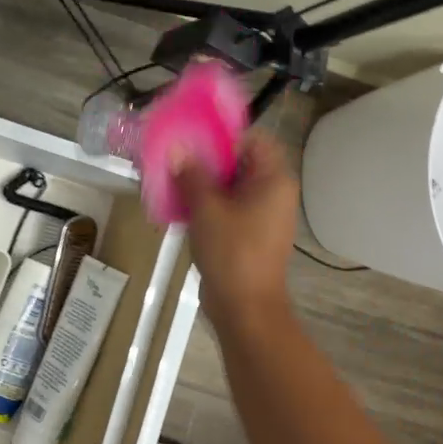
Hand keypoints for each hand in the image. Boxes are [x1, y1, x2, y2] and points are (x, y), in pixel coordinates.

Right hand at [174, 131, 298, 327]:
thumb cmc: (232, 253)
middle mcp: (273, 193)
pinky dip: (205, 204)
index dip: (222, 136)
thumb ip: (192, 175)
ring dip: (201, 183)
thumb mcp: (206, 209)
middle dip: (205, 160)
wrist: (245, 308)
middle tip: (172, 157)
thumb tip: (177, 148)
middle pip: (239, 163)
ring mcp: (262, 215)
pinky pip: (226, 208)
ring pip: (229, 187)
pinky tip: (177, 206)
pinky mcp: (248, 234)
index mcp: (273, 180)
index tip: (191, 138)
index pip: (253, 140)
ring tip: (169, 180)